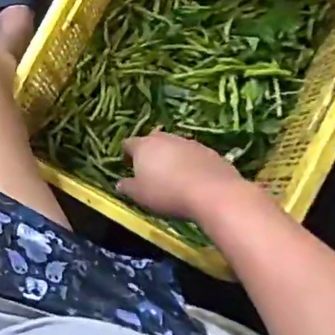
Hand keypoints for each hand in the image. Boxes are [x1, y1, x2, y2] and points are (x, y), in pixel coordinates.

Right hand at [117, 129, 250, 221]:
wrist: (214, 193)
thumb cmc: (167, 193)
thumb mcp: (140, 195)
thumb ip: (127, 187)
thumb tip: (120, 183)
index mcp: (143, 146)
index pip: (128, 144)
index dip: (127, 154)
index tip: (129, 166)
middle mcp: (165, 139)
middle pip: (153, 141)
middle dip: (151, 153)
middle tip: (152, 171)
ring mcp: (190, 143)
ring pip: (175, 147)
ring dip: (172, 158)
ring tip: (175, 177)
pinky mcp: (211, 152)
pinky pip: (195, 156)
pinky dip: (192, 164)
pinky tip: (195, 180)